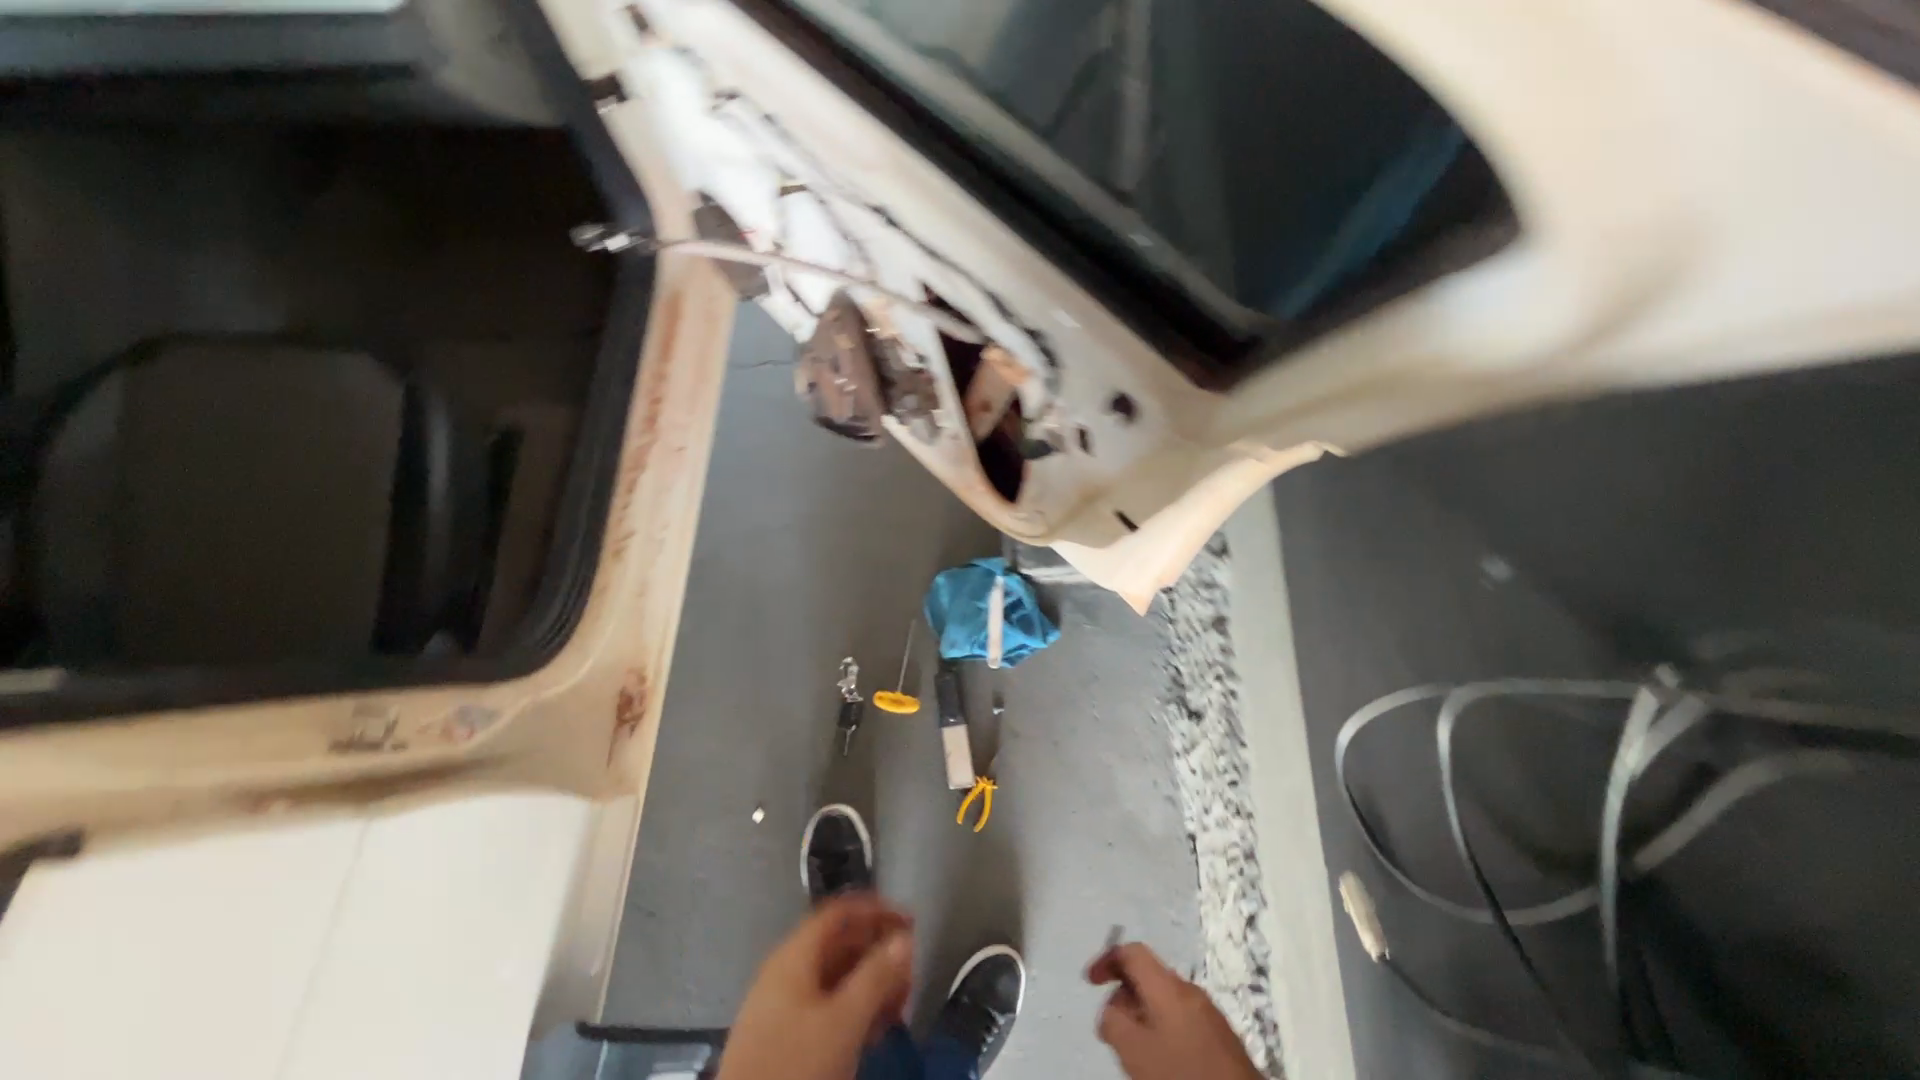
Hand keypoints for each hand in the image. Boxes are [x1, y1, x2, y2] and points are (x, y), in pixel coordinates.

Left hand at [718, 894, 914, 1079]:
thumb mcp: (844, 1021)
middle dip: (877, 953)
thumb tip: (903, 939)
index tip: (910, 923)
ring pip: (835, 979)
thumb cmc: (797, 1065)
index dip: (875, 911)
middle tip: (911, 972)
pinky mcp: (785, 1037)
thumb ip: (876, 976)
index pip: (839, 913)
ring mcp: (783, 1006)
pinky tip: (876, 1030)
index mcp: (794, 957)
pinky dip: (854, 1009)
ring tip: (900, 1004)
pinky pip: (826, 1007)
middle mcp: (786, 973)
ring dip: (870, 985)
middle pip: (838, 945)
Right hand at [1087, 942, 1262, 1079]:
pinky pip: (1181, 1020)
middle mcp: (1191, 992)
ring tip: (1135, 1052)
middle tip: (1112, 1030)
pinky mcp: (1220, 1037)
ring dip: (1142, 1017)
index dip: (1107, 960)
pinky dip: (1162, 1030)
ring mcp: (1210, 1014)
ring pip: (1165, 1001)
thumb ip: (1112, 1021)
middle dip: (1124, 996)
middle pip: (1149, 977)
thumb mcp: (1133, 1050)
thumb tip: (1113, 1008)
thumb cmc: (1181, 1074)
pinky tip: (1162, 1061)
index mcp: (1169, 988)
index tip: (1091, 983)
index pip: (1133, 952)